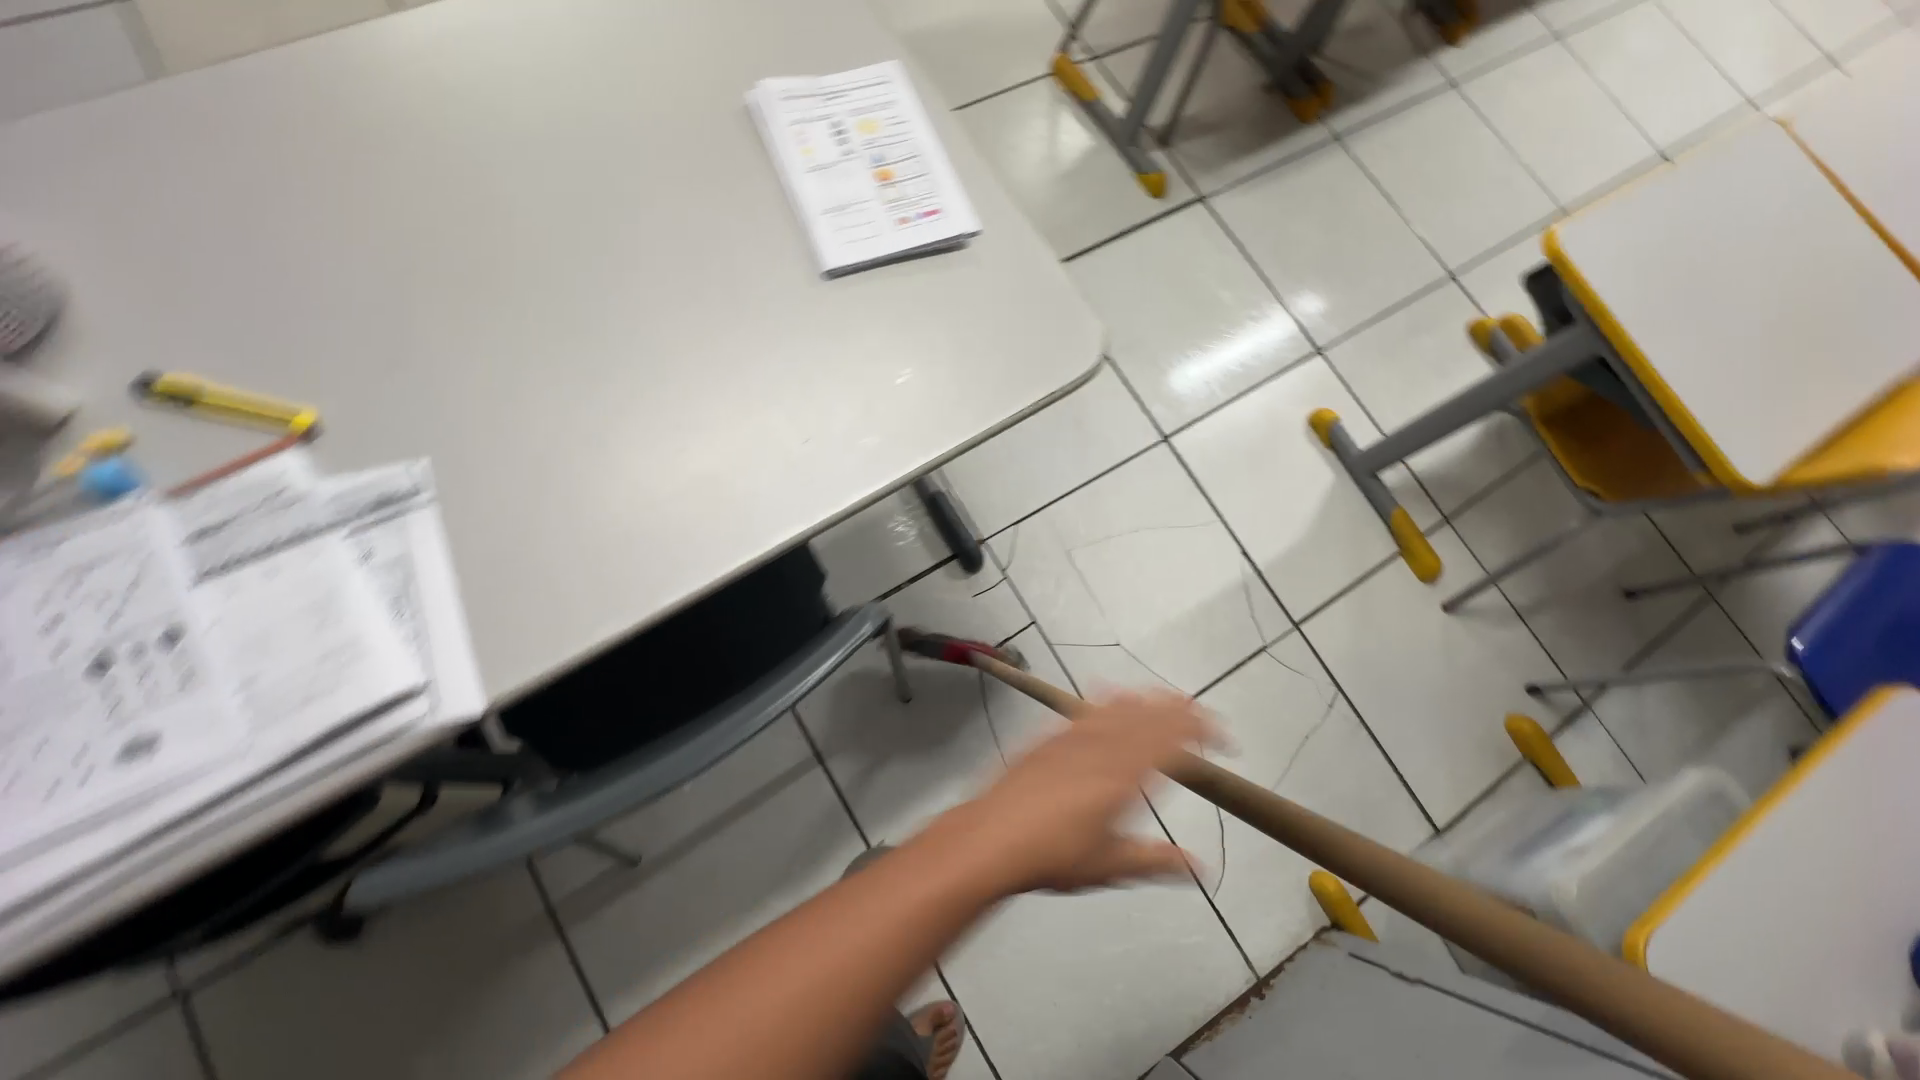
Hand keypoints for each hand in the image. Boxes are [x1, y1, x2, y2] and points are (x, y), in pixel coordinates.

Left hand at [930, 690, 1217, 895]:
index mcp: (1126, 775)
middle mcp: (1103, 746)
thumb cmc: (1053, 856)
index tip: (1223, 739)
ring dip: (1146, 699)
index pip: (1174, 740)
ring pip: (1118, 705)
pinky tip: (1107, 695)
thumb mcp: (1111, 865)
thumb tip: (1201, 867)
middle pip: (1149, 713)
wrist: (990, 838)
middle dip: (1180, 708)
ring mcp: (1073, 737)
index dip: (1203, 732)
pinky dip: (1108, 699)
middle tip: (1200, 713)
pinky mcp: (1048, 737)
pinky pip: (1086, 708)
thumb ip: (1157, 860)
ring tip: (1162, 700)